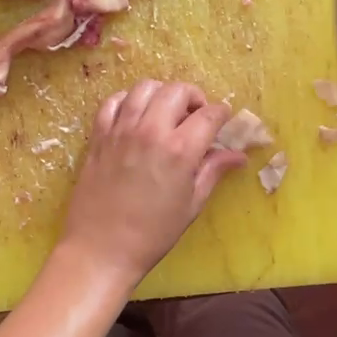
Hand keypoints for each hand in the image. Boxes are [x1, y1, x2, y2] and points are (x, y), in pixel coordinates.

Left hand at [60, 80, 247, 283]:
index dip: (222, 114)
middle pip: (177, 91)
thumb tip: (237, 155)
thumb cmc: (152, 234)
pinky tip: (135, 116)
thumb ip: (212, 171)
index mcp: (179, 150)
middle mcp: (150, 131)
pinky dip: (128, 101)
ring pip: (144, 87)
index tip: (223, 120)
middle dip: (194, 97)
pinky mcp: (99, 136)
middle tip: (196, 116)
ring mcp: (120, 130)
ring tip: (166, 112)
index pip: (209, 115)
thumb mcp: (190, 204)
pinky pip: (113, 101)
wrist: (100, 249)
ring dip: (162, 94)